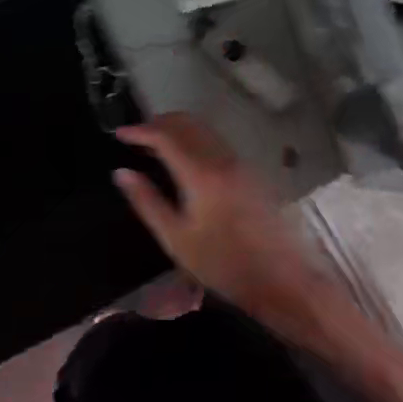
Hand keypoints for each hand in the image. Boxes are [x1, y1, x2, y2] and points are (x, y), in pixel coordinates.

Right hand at [112, 114, 322, 315]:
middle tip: (136, 135)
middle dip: (159, 123)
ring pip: (204, 130)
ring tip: (155, 146)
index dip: (140, 130)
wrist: (283, 278)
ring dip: (178, 129)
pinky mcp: (251, 172)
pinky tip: (185, 160)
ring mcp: (241, 163)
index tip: (119, 134)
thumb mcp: (177, 239)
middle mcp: (222, 159)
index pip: (166, 136)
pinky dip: (195, 139)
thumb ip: (147, 202)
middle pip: (187, 124)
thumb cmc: (223, 264)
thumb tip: (121, 173)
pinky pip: (217, 142)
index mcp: (201, 174)